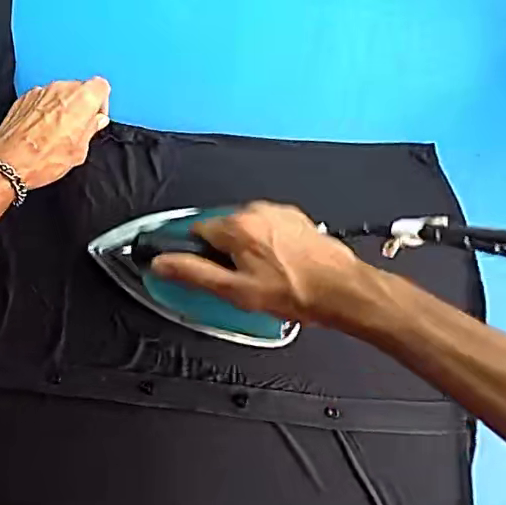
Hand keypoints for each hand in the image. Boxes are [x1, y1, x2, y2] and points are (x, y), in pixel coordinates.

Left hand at [0, 77, 111, 189]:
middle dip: (81, 106)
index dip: (101, 103)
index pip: (101, 86)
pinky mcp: (24, 97)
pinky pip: (43, 98)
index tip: (95, 118)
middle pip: (80, 88)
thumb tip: (96, 122)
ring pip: (60, 93)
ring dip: (62, 107)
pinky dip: (45, 109)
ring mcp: (41, 91)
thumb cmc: (41, 159)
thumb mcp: (78, 152)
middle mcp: (61, 89)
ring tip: (56, 132)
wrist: (7, 163)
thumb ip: (91, 130)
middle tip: (77, 129)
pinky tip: (40, 130)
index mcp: (81, 99)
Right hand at [149, 201, 374, 325]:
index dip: (196, 252)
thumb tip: (162, 262)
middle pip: (220, 228)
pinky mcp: (294, 218)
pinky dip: (266, 243)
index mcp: (236, 226)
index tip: (203, 267)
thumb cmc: (296, 293)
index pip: (195, 230)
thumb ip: (193, 272)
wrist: (343, 291)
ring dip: (245, 247)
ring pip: (244, 227)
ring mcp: (277, 213)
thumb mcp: (235, 291)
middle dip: (223, 251)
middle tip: (239, 278)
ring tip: (263, 275)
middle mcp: (256, 211)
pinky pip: (266, 227)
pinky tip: (278, 265)